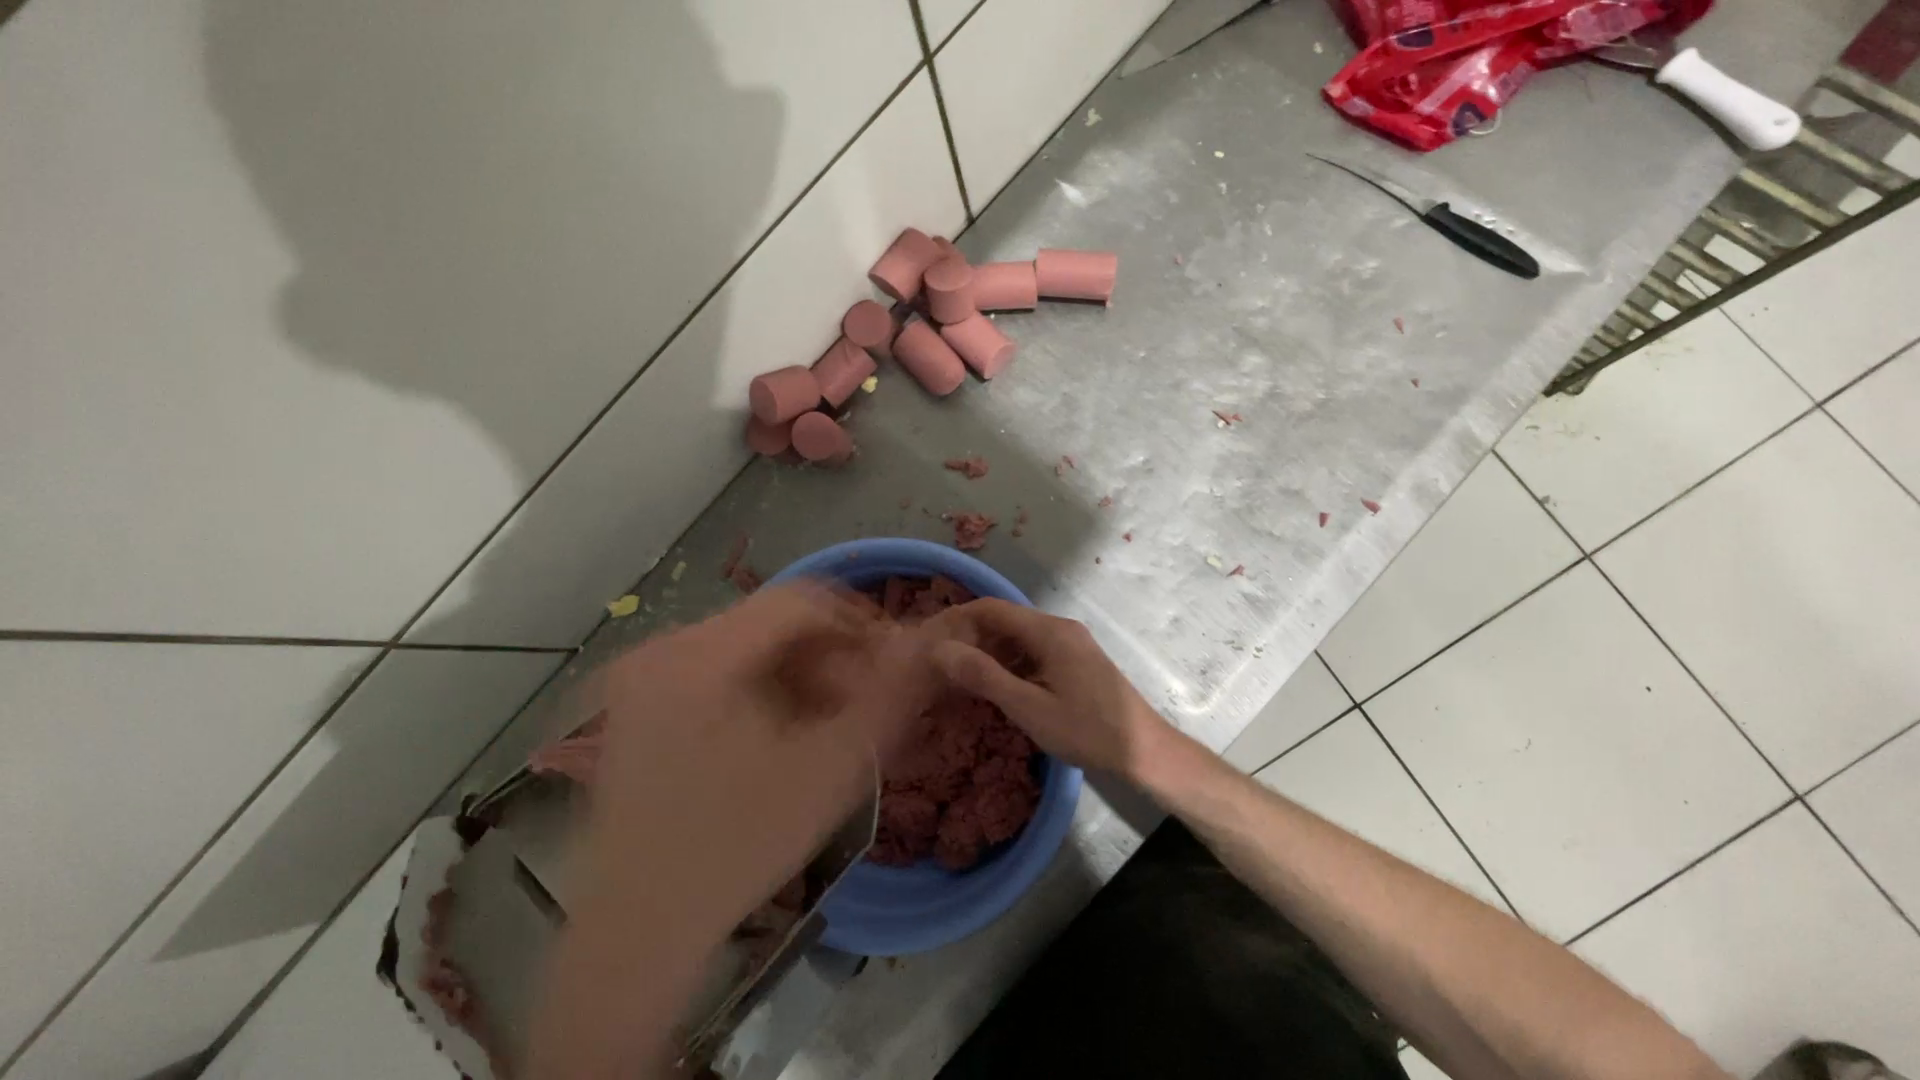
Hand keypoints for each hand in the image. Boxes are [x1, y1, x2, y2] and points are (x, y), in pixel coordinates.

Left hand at [577, 582, 938, 933]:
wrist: (639, 927)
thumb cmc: (739, 846)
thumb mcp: (829, 771)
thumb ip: (886, 698)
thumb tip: (926, 642)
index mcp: (699, 657)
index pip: (798, 600)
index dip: (856, 624)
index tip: (891, 666)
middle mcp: (660, 648)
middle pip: (768, 618)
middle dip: (827, 652)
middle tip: (861, 704)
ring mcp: (639, 676)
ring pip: (743, 642)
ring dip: (795, 670)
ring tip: (824, 723)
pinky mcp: (634, 705)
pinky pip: (714, 668)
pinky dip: (758, 686)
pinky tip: (778, 732)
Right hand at [929, 598, 1172, 780]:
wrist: (1143, 751)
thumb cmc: (1086, 730)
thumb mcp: (1029, 707)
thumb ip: (985, 676)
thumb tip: (942, 649)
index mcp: (1050, 632)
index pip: (992, 609)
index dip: (959, 619)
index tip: (931, 639)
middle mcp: (1061, 628)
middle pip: (1006, 621)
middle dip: (973, 638)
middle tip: (942, 665)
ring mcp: (1072, 644)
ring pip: (1020, 638)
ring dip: (992, 653)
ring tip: (964, 679)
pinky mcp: (1078, 662)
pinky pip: (1035, 652)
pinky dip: (1012, 664)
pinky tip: (999, 688)